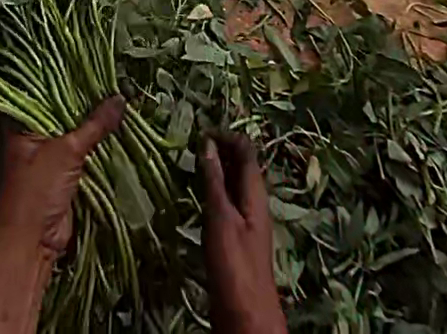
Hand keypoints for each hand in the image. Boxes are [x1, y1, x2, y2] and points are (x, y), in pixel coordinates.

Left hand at [0, 98, 124, 333]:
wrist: (30, 245)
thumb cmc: (36, 191)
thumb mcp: (67, 150)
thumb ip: (95, 124)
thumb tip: (121, 97)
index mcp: (22, 124)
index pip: (44, 89)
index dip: (66, 75)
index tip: (91, 59)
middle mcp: (33, 134)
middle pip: (63, 109)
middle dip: (88, 98)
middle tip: (115, 75)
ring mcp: (49, 153)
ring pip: (76, 129)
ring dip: (96, 120)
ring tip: (123, 95)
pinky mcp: (64, 172)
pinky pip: (84, 149)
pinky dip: (99, 141)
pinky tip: (119, 126)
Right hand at [203, 134, 287, 333]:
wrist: (246, 317)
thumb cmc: (235, 265)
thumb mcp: (221, 218)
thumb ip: (215, 181)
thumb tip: (207, 143)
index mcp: (255, 191)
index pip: (245, 149)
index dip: (226, 136)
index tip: (200, 131)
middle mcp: (254, 200)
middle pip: (240, 163)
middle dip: (220, 148)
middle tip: (192, 142)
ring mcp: (246, 218)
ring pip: (232, 181)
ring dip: (215, 168)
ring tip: (190, 161)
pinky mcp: (236, 235)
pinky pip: (226, 200)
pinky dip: (213, 189)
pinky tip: (197, 194)